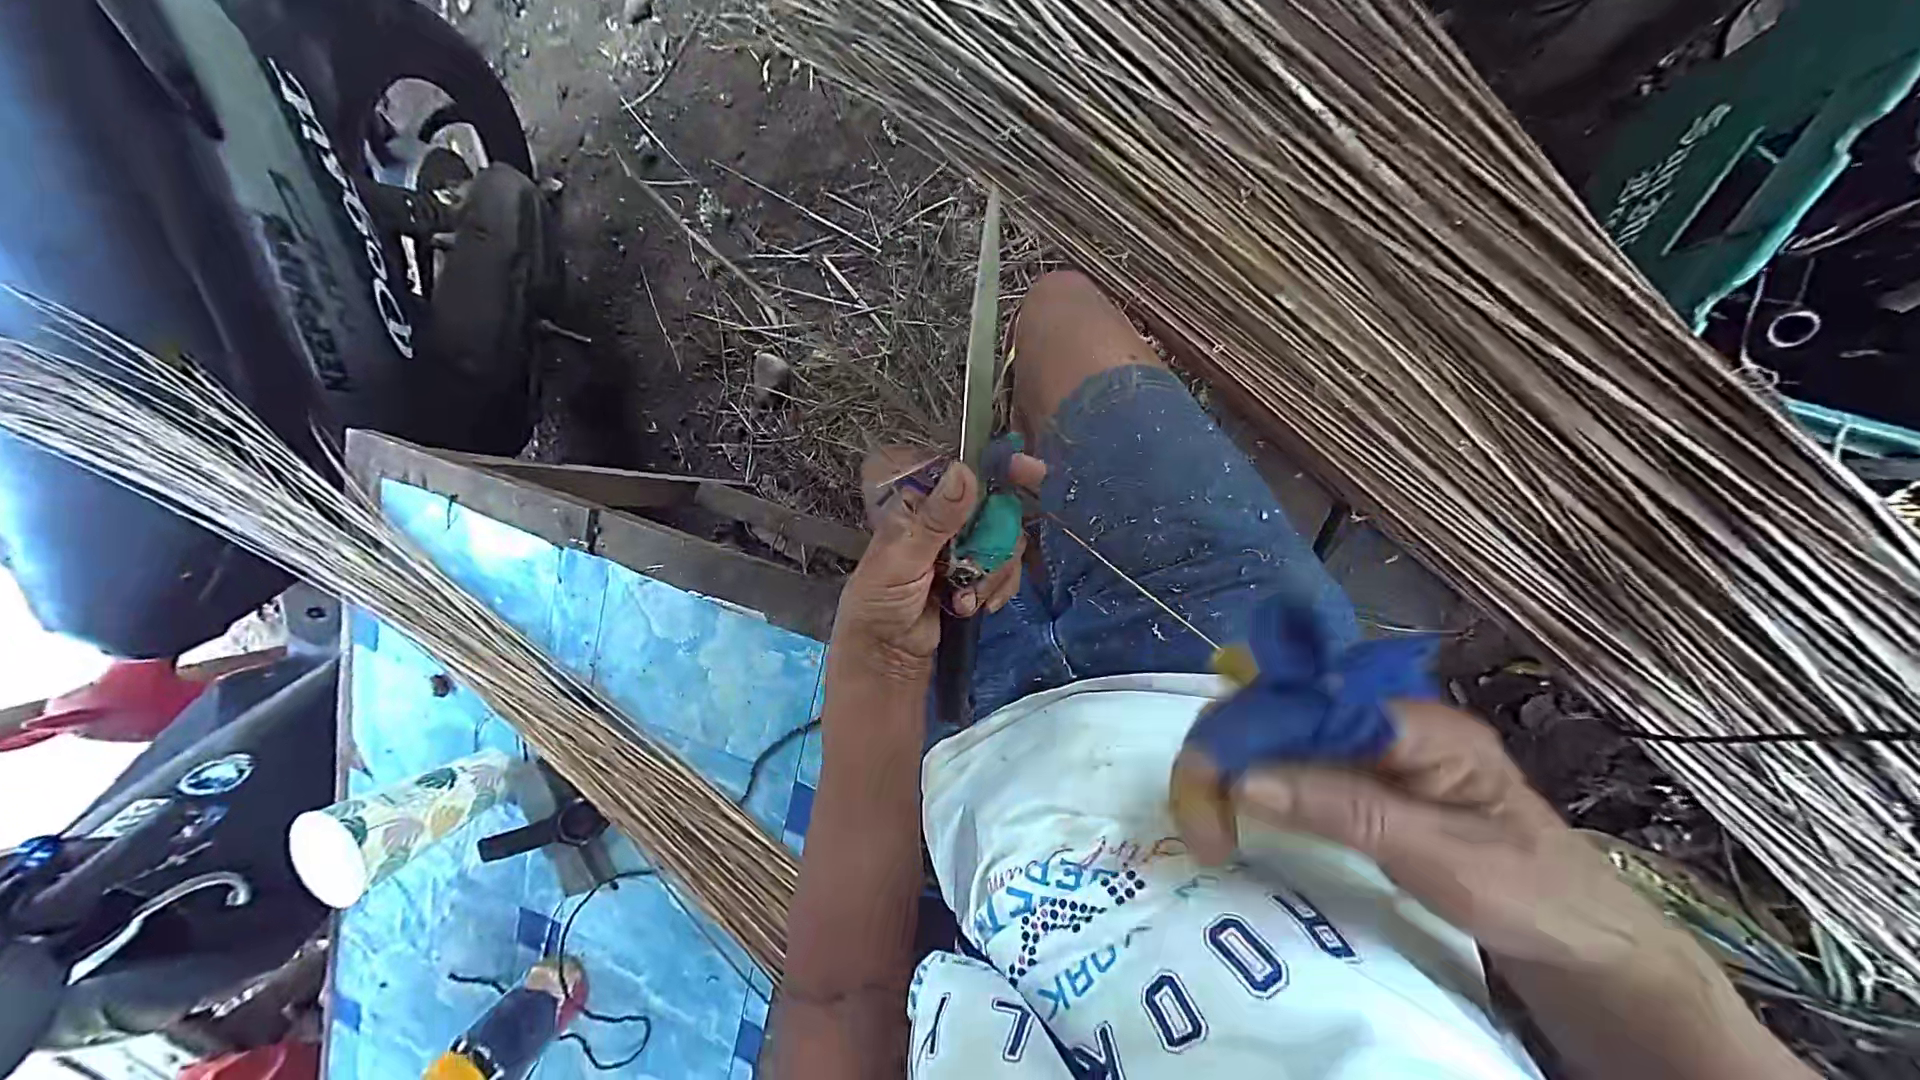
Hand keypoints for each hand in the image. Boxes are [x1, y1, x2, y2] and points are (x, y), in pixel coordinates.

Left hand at [831, 452, 1044, 686]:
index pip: (961, 471)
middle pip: (994, 505)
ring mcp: (963, 546)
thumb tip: (964, 472)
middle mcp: (943, 518)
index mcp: (916, 503)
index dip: (997, 467)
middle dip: (997, 539)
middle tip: (984, 564)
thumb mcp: (902, 557)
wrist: (885, 655)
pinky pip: (1007, 568)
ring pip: (1005, 539)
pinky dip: (998, 588)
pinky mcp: (977, 573)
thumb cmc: (878, 602)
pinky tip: (975, 606)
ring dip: (992, 572)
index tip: (1028, 470)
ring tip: (965, 598)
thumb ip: (935, 518)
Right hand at [1173, 701, 1672, 969]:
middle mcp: (1379, 719)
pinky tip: (1228, 810)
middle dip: (1223, 751)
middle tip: (1196, 818)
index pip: (1307, 701)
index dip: (1247, 730)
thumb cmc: (1531, 896)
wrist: (1581, 939)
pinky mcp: (1350, 775)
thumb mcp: (1443, 858)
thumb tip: (1242, 779)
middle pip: (1276, 709)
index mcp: (1414, 722)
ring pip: (1269, 734)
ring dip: (1224, 769)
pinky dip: (1245, 784)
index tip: (1205, 782)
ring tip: (1204, 824)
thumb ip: (1344, 810)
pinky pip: (1282, 764)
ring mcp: (1362, 746)